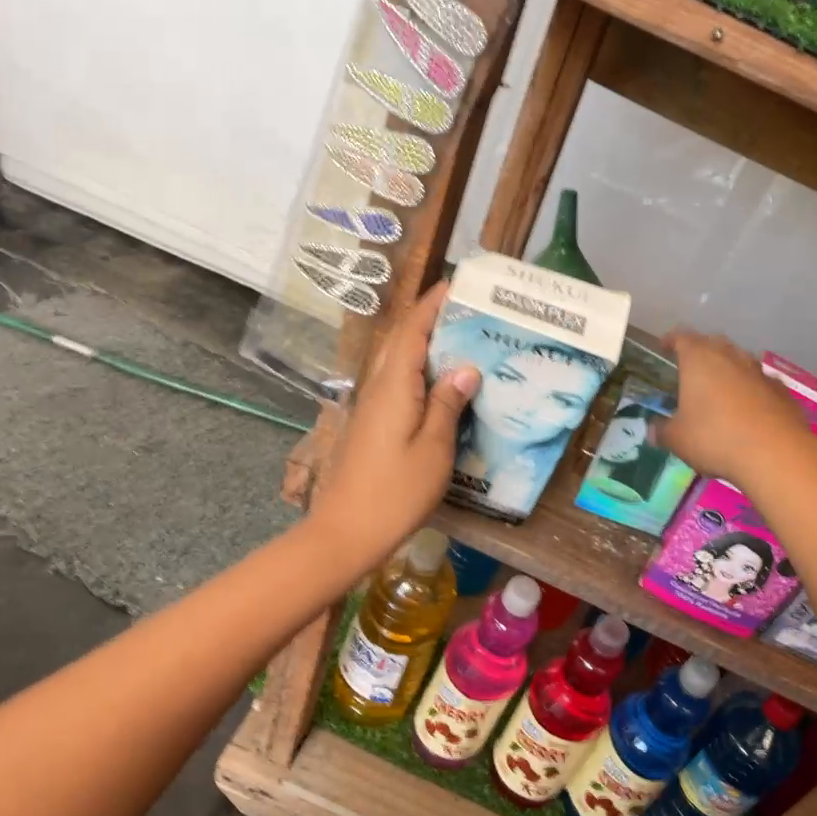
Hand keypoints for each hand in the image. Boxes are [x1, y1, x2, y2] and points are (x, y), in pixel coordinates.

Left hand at [309, 281, 479, 568]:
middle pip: (403, 340)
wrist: (346, 533)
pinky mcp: (372, 426)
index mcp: (394, 385)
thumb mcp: (434, 448)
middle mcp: (378, 387)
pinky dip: (422, 373)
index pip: (412, 329)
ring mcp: (372, 408)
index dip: (433, 303)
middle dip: (432, 319)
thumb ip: (448, 403)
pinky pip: (399, 385)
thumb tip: (466, 367)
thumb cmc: (395, 492)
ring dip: (428, 345)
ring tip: (465, 341)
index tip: (458, 283)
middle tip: (470, 311)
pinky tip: (444, 386)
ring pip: (400, 363)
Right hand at [655, 330, 816, 488]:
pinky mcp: (782, 391)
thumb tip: (654, 430)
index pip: (681, 337)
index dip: (670, 340)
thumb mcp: (677, 439)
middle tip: (691, 368)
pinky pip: (760, 382)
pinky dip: (751, 389)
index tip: (663, 347)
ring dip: (728, 369)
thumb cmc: (715, 438)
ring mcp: (759, 372)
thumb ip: (662, 431)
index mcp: (699, 359)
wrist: (775, 453)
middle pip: (713, 343)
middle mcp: (730, 357)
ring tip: (720, 388)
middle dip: (701, 351)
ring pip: (740, 360)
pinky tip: (749, 408)